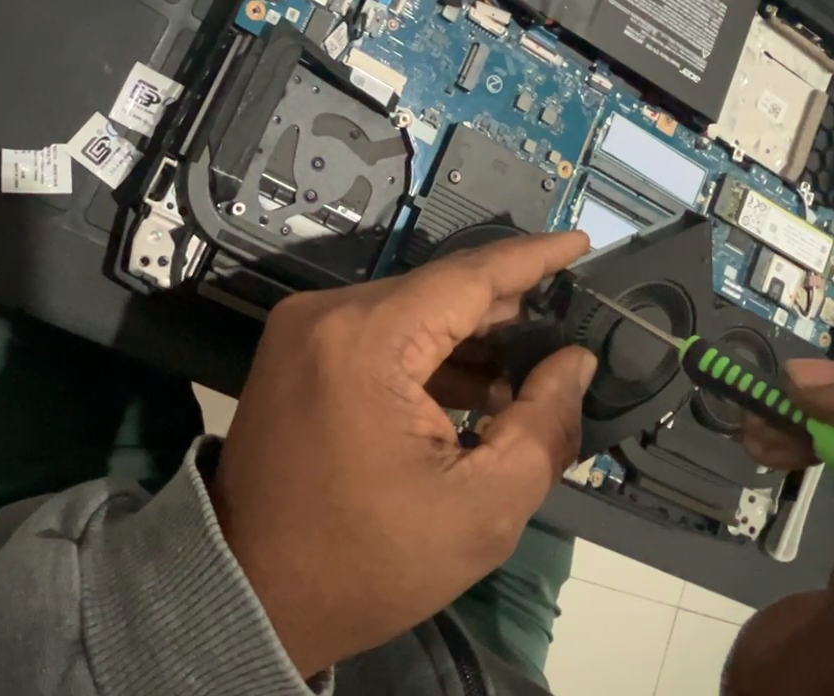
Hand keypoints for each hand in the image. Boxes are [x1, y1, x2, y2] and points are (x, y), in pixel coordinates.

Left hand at [210, 231, 597, 676]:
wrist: (253, 593)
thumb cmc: (368, 562)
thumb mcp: (482, 508)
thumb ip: (543, 424)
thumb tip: (573, 362)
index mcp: (367, 341)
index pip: (467, 276)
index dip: (531, 258)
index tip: (581, 241)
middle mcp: (326, 313)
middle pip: (436, 290)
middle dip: (506, 306)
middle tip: (568, 322)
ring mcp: (303, 328)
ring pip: (408, 309)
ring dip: (467, 335)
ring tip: (529, 368)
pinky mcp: (295, 349)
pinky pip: (376, 331)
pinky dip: (426, 352)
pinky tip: (474, 385)